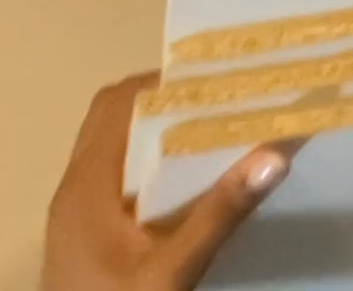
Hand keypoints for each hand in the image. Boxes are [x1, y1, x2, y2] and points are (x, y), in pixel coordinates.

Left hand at [42, 72, 290, 290]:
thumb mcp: (172, 271)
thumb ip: (220, 213)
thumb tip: (277, 154)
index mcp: (87, 185)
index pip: (117, 103)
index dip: (164, 82)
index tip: (215, 81)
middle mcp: (75, 188)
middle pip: (114, 115)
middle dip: (166, 100)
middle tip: (219, 101)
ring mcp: (75, 212)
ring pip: (115, 142)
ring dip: (158, 128)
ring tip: (213, 128)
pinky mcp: (84, 232)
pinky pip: (116, 170)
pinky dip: (150, 157)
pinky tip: (189, 177)